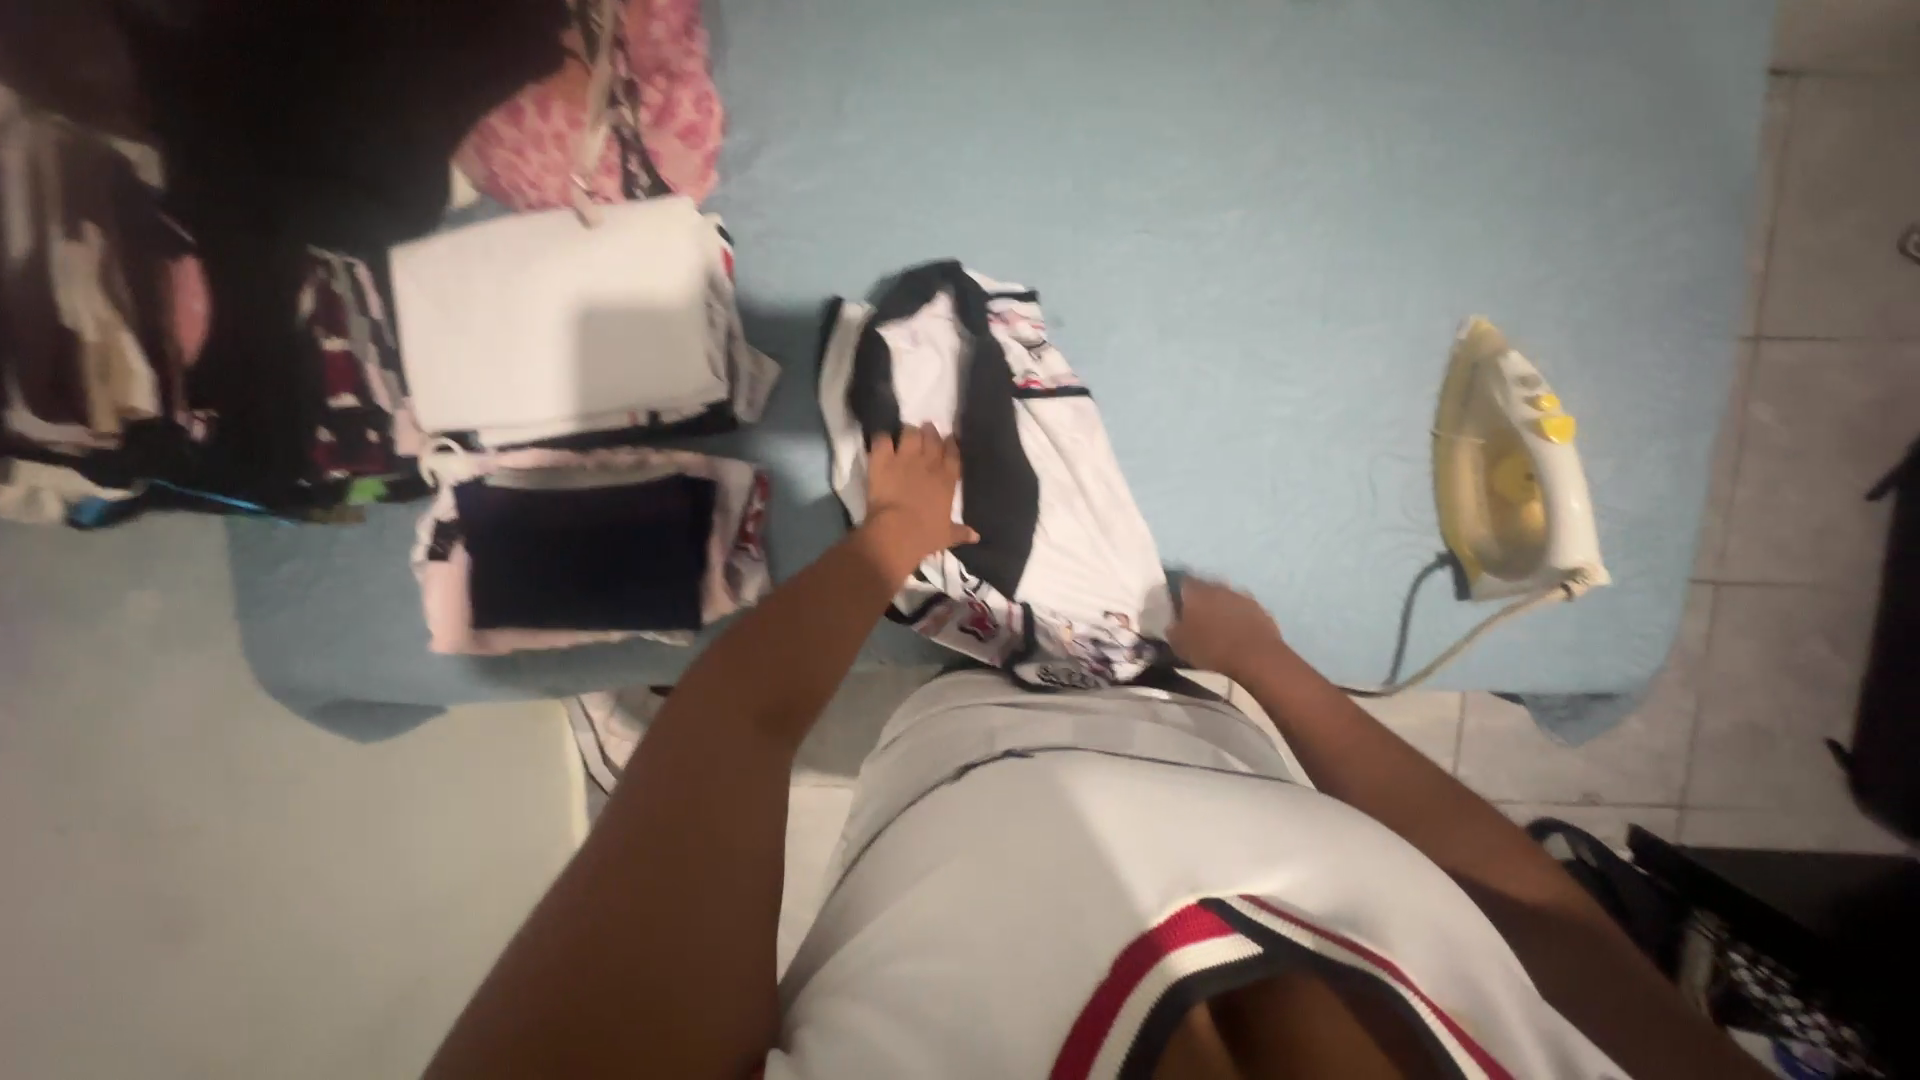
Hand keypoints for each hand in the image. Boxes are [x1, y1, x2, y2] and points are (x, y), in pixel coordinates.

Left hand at [859, 423, 978, 581]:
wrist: (896, 532)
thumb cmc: (925, 535)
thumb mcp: (946, 536)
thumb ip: (960, 532)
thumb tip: (976, 537)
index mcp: (946, 480)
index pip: (953, 454)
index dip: (952, 444)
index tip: (950, 439)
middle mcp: (928, 464)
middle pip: (932, 439)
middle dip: (931, 432)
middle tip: (927, 430)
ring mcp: (904, 459)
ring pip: (910, 433)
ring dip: (909, 433)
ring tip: (907, 434)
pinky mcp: (882, 460)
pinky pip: (882, 440)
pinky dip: (882, 439)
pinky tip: (882, 442)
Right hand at [1167, 577, 1286, 680]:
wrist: (1256, 657)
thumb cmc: (1211, 648)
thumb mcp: (1179, 645)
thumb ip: (1172, 630)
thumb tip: (1172, 624)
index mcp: (1196, 592)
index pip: (1182, 582)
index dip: (1178, 592)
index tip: (1175, 605)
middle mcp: (1219, 587)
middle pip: (1206, 589)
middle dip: (1200, 601)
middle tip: (1195, 618)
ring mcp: (1242, 597)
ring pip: (1226, 598)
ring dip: (1221, 608)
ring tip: (1217, 627)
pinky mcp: (1261, 609)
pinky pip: (1243, 610)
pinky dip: (1238, 618)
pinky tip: (1237, 633)